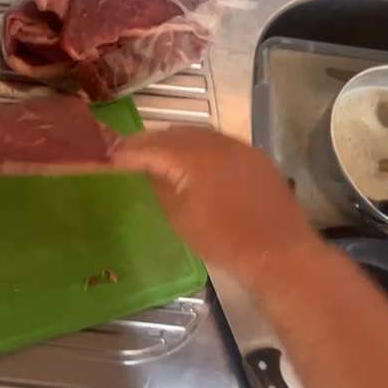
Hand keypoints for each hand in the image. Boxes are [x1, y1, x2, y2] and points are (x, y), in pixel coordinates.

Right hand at [112, 125, 322, 287]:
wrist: (280, 254)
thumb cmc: (223, 240)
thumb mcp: (179, 216)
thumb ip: (160, 184)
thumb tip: (148, 168)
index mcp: (191, 155)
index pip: (149, 147)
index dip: (126, 152)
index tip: (107, 156)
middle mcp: (215, 142)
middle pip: (172, 134)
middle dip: (148, 142)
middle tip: (127, 153)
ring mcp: (238, 147)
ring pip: (196, 134)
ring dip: (173, 142)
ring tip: (156, 155)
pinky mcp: (254, 157)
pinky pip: (217, 143)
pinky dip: (198, 148)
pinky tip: (192, 162)